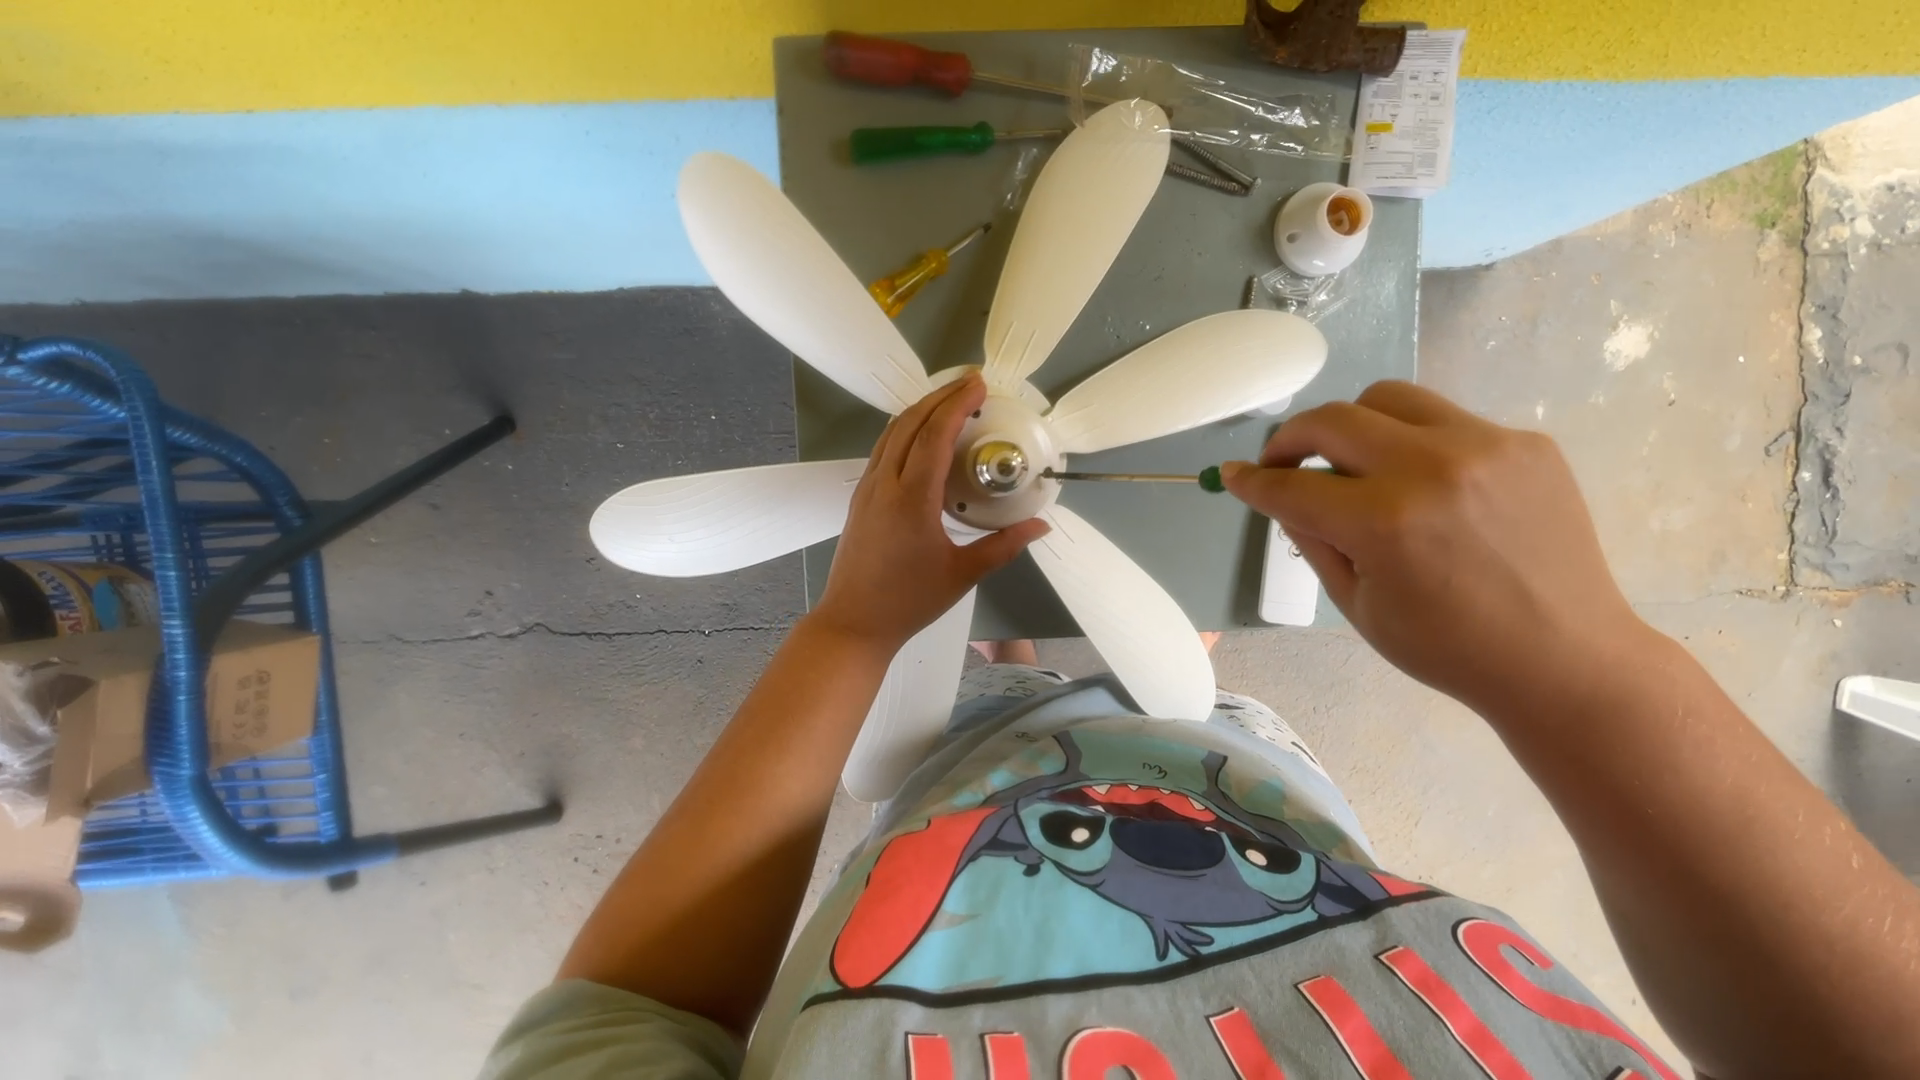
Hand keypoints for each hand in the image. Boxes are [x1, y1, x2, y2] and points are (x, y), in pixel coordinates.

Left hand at [810, 372, 1048, 651]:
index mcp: (912, 498)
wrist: (854, 622)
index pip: (935, 435)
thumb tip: (1041, 525)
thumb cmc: (909, 601)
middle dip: (941, 397)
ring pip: (891, 433)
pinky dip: (905, 430)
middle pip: (910, 423)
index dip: (958, 404)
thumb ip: (1004, 546)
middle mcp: (885, 483)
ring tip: (949, 400)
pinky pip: (883, 450)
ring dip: (920, 410)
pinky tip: (922, 436)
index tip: (979, 385)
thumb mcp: (963, 574)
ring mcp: (867, 489)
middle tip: (970, 383)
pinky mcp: (860, 498)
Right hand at [1220, 381, 1652, 714]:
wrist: (1565, 658)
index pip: (1294, 485)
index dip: (1254, 481)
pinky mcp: (1525, 443)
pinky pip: (1446, 422)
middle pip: (1334, 420)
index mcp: (1385, 521)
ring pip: (1390, 399)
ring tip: (1353, 461)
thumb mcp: (1358, 605)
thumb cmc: (1448, 648)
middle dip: (1292, 438)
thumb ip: (1313, 539)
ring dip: (1352, 424)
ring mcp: (1486, 446)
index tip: (1234, 474)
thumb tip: (1282, 496)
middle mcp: (1432, 467)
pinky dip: (1415, 445)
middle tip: (1283, 461)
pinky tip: (1426, 486)